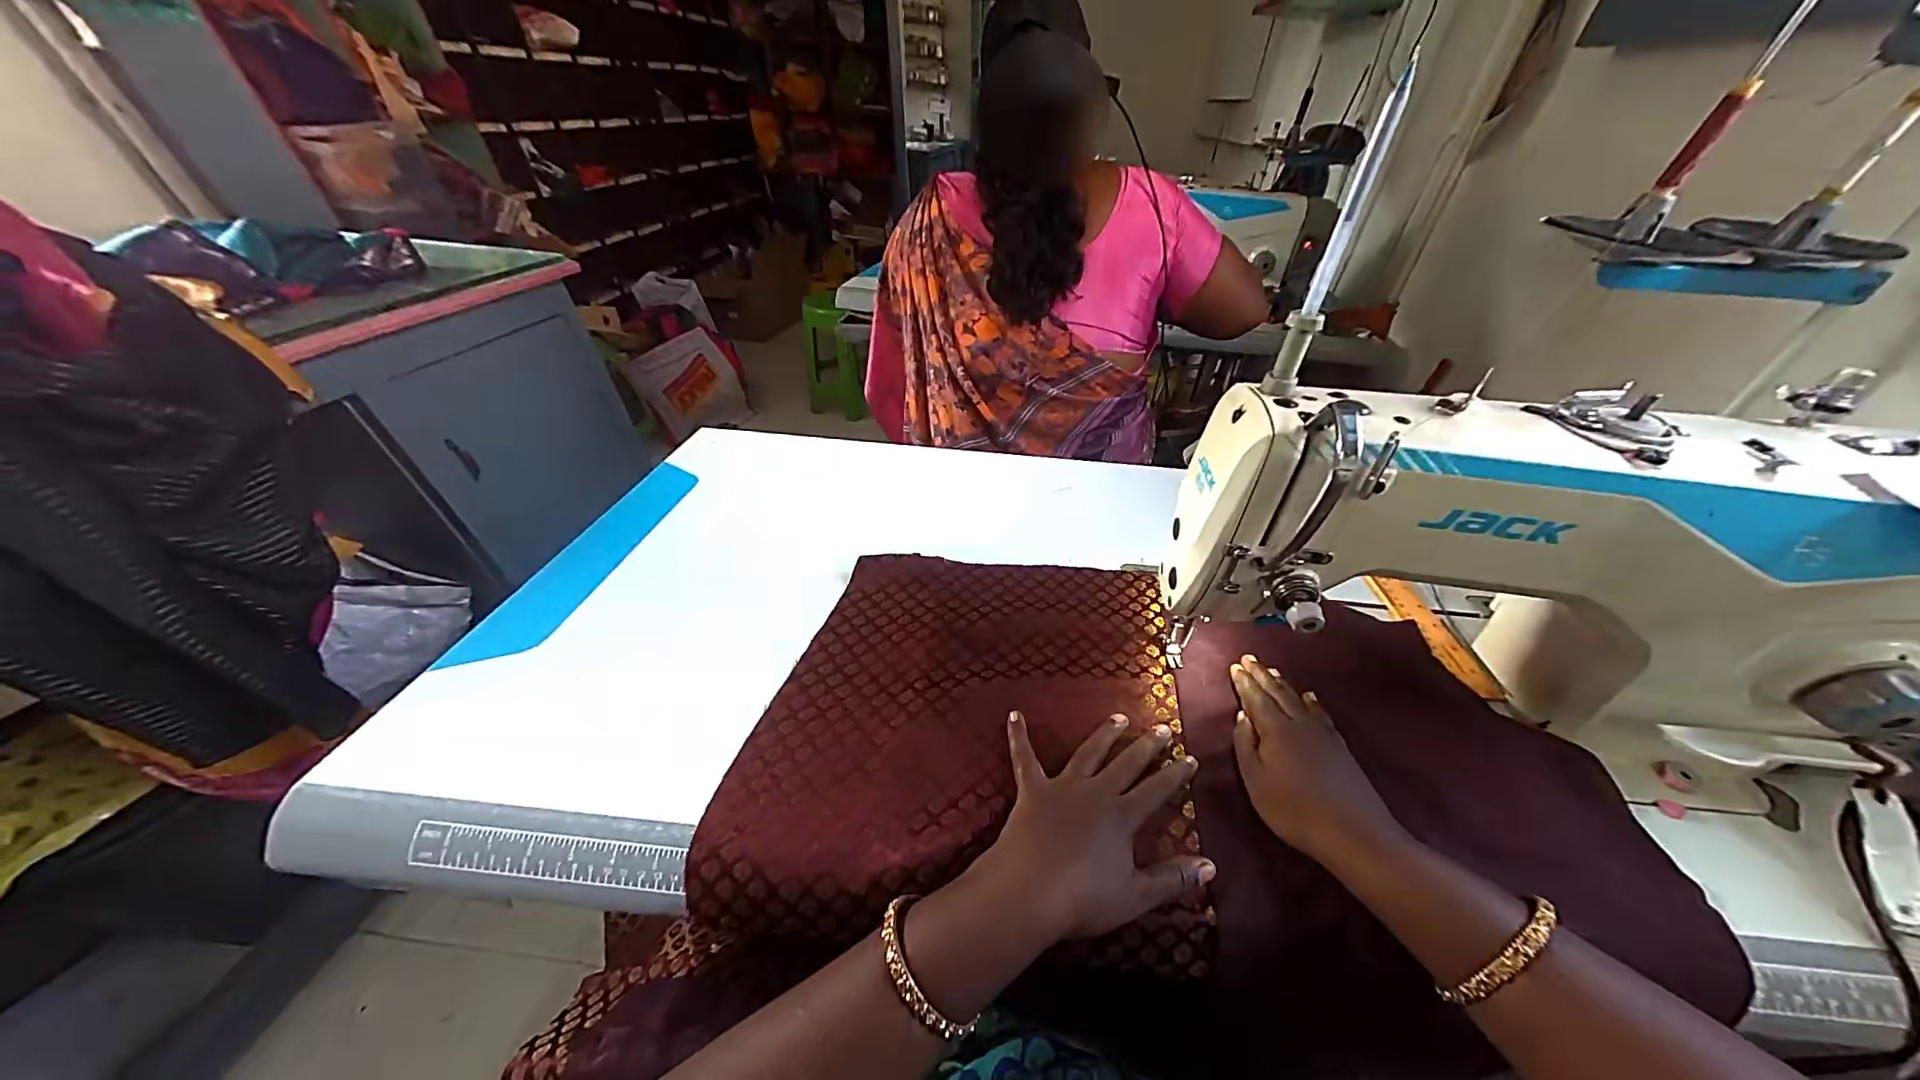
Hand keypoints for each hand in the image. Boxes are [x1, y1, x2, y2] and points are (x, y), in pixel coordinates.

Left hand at [966, 711, 1211, 945]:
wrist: (1027, 892)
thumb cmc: (1082, 898)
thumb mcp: (1136, 895)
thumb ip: (1173, 879)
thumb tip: (1211, 865)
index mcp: (1122, 816)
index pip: (1157, 789)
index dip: (1176, 774)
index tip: (1190, 758)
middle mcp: (1095, 792)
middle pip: (1126, 763)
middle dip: (1147, 746)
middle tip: (1162, 729)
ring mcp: (1061, 787)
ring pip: (1088, 753)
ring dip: (1104, 734)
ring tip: (1118, 718)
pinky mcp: (1031, 791)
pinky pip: (1024, 758)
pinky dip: (1019, 736)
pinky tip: (1014, 715)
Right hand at [1231, 656, 1406, 865]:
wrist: (1355, 833)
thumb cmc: (1294, 810)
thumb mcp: (1256, 781)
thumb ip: (1245, 746)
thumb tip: (1242, 717)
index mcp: (1276, 730)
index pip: (1256, 699)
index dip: (1244, 682)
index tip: (1235, 667)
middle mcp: (1300, 724)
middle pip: (1278, 693)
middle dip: (1261, 675)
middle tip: (1249, 659)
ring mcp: (1323, 734)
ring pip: (1298, 700)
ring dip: (1282, 684)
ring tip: (1271, 671)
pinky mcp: (1339, 746)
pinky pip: (1319, 713)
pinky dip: (1310, 701)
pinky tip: (1309, 697)